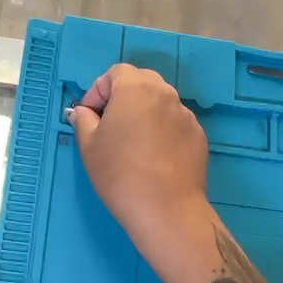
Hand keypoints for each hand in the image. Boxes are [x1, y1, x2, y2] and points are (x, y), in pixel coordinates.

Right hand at [67, 64, 210, 240]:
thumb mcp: (89, 146)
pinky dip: (162, 130)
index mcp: (136, 88)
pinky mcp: (198, 135)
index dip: (98, 91)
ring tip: (133, 143)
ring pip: (160, 103)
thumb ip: (84, 120)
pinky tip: (154, 157)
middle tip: (109, 124)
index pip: (115, 73)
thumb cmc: (119, 173)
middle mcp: (165, 93)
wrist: (166, 209)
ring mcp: (186, 114)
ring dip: (144, 113)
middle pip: (141, 82)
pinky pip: (175, 123)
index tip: (89, 116)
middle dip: (122, 97)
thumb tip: (83, 112)